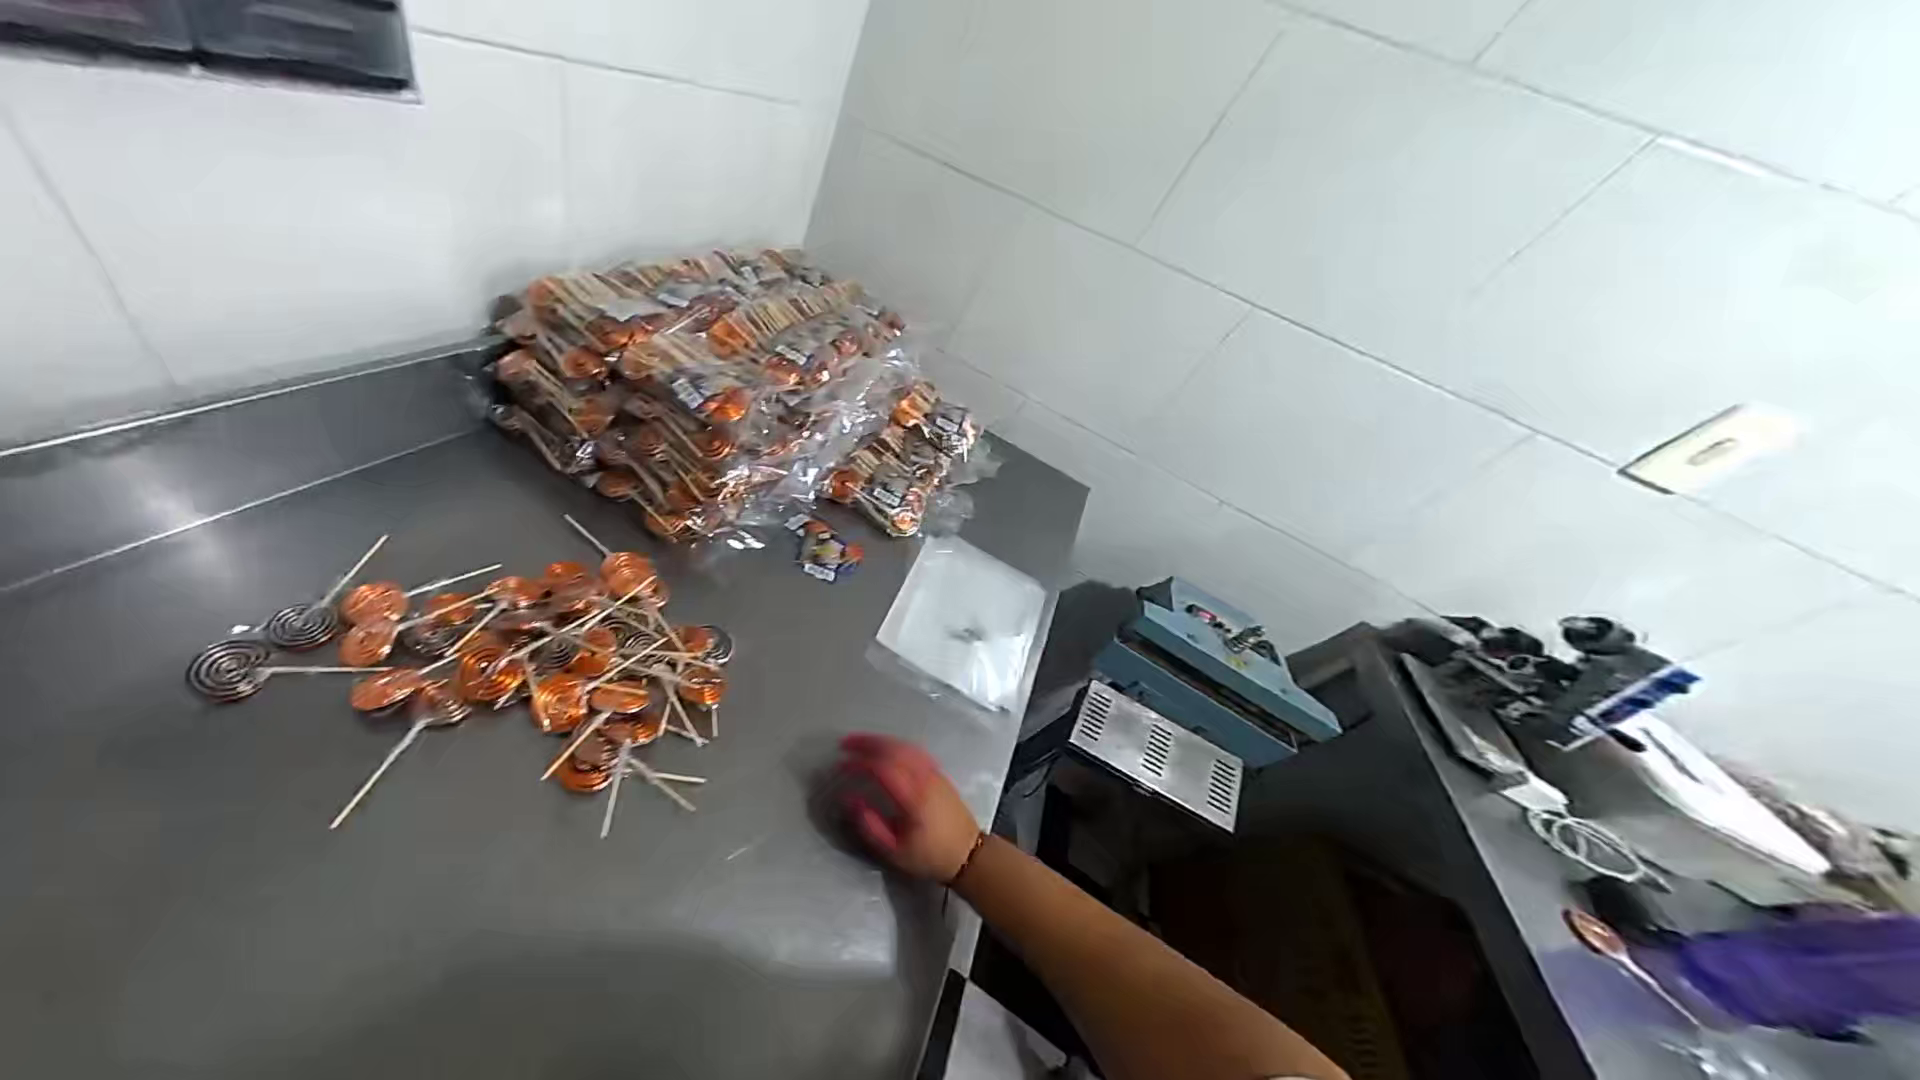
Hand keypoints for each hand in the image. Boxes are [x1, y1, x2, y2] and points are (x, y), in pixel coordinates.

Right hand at [836, 734, 981, 882]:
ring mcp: (934, 772)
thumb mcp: (894, 851)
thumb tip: (850, 799)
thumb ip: (870, 825)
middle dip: (868, 742)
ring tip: (862, 742)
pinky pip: (915, 750)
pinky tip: (887, 748)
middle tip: (846, 743)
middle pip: (894, 749)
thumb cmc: (929, 856)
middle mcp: (925, 778)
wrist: (968, 853)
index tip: (842, 767)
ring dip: (882, 740)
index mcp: (913, 797)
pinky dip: (897, 744)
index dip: (859, 763)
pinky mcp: (939, 772)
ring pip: (906, 746)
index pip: (882, 768)